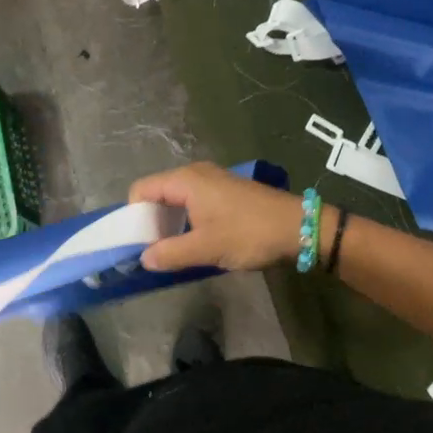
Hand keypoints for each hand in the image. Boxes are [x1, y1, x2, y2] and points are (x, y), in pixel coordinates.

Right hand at [129, 162, 302, 272]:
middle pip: (157, 192)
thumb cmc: (248, 234)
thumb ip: (170, 254)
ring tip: (176, 250)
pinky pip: (193, 201)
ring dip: (171, 223)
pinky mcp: (225, 190)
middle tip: (156, 251)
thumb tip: (143, 259)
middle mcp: (194, 173)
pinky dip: (187, 219)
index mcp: (184, 180)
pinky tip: (197, 241)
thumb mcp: (206, 249)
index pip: (141, 189)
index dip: (133, 215)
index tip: (139, 243)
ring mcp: (211, 180)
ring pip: (176, 198)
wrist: (298, 227)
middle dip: (151, 221)